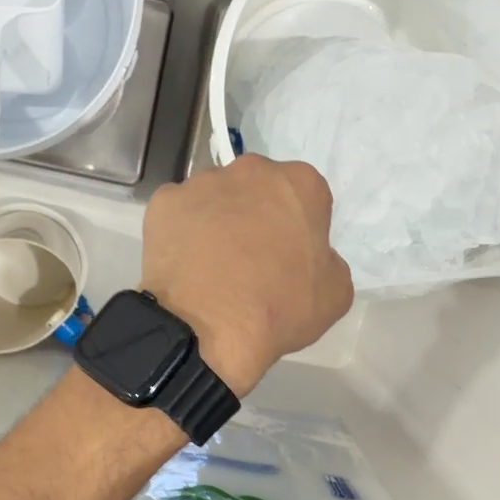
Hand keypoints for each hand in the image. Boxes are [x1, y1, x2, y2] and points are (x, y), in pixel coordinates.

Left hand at [141, 155, 353, 395]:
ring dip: (218, 222)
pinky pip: (179, 214)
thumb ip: (328, 261)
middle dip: (257, 215)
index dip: (299, 230)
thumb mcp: (335, 294)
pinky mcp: (164, 202)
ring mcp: (203, 183)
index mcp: (301, 184)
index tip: (290, 258)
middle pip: (259, 189)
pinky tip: (186, 265)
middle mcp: (252, 171)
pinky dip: (182, 234)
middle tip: (251, 260)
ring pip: (216, 199)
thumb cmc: (278, 309)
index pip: (306, 199)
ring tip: (212, 267)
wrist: (206, 329)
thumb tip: (309, 256)